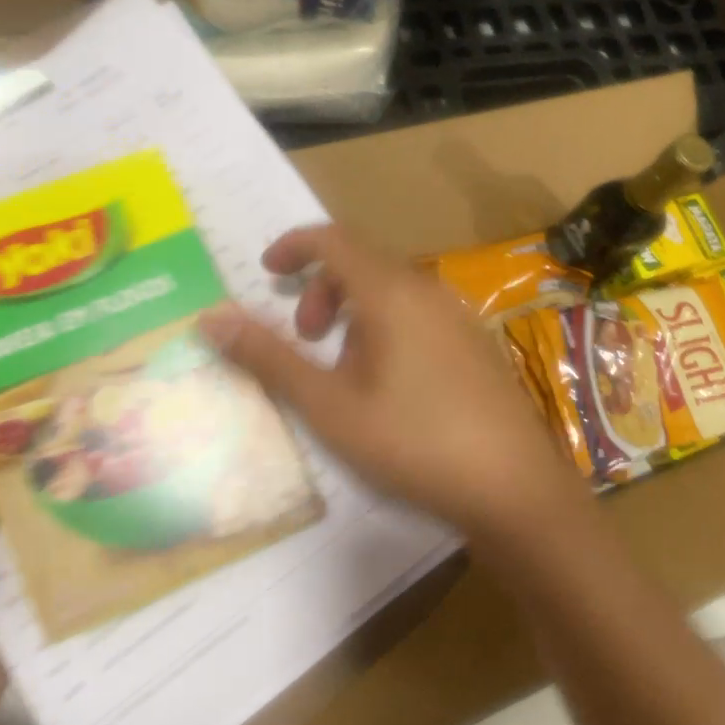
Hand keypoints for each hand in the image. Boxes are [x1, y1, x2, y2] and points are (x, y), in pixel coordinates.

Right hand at [198, 224, 587, 538]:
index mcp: (392, 293)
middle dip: (322, 291)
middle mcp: (430, 291)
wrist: (513, 486)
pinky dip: (387, 331)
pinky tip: (390, 389)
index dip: (292, 247)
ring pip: (393, 294)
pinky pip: (420, 317)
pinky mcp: (477, 346)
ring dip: (354, 316)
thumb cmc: (413, 442)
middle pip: (363, 264)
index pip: (333, 239)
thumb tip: (211, 318)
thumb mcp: (330, 406)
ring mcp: (460, 317)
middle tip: (305, 341)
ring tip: (345, 375)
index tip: (265, 274)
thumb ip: (270, 358)